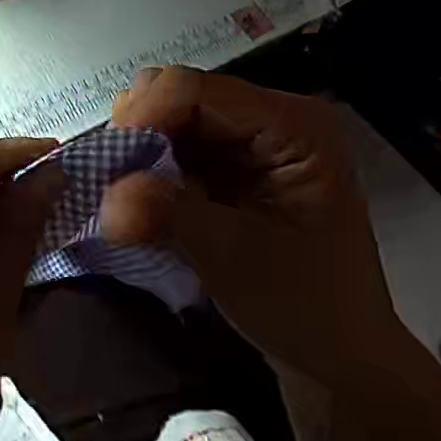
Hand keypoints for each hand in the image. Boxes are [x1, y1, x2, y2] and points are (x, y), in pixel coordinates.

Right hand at [102, 67, 401, 386]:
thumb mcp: (236, 260)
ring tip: (127, 190)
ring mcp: (245, 132)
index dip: (144, 115)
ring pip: (163, 112)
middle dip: (136, 131)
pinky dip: (143, 160)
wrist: (333, 351)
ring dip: (135, 147)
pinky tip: (142, 193)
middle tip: (114, 180)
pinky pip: (166, 137)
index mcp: (293, 125)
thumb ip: (170, 216)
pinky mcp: (224, 153)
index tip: (110, 162)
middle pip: (174, 93)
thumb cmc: (305, 307)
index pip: (194, 89)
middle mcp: (268, 114)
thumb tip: (107, 199)